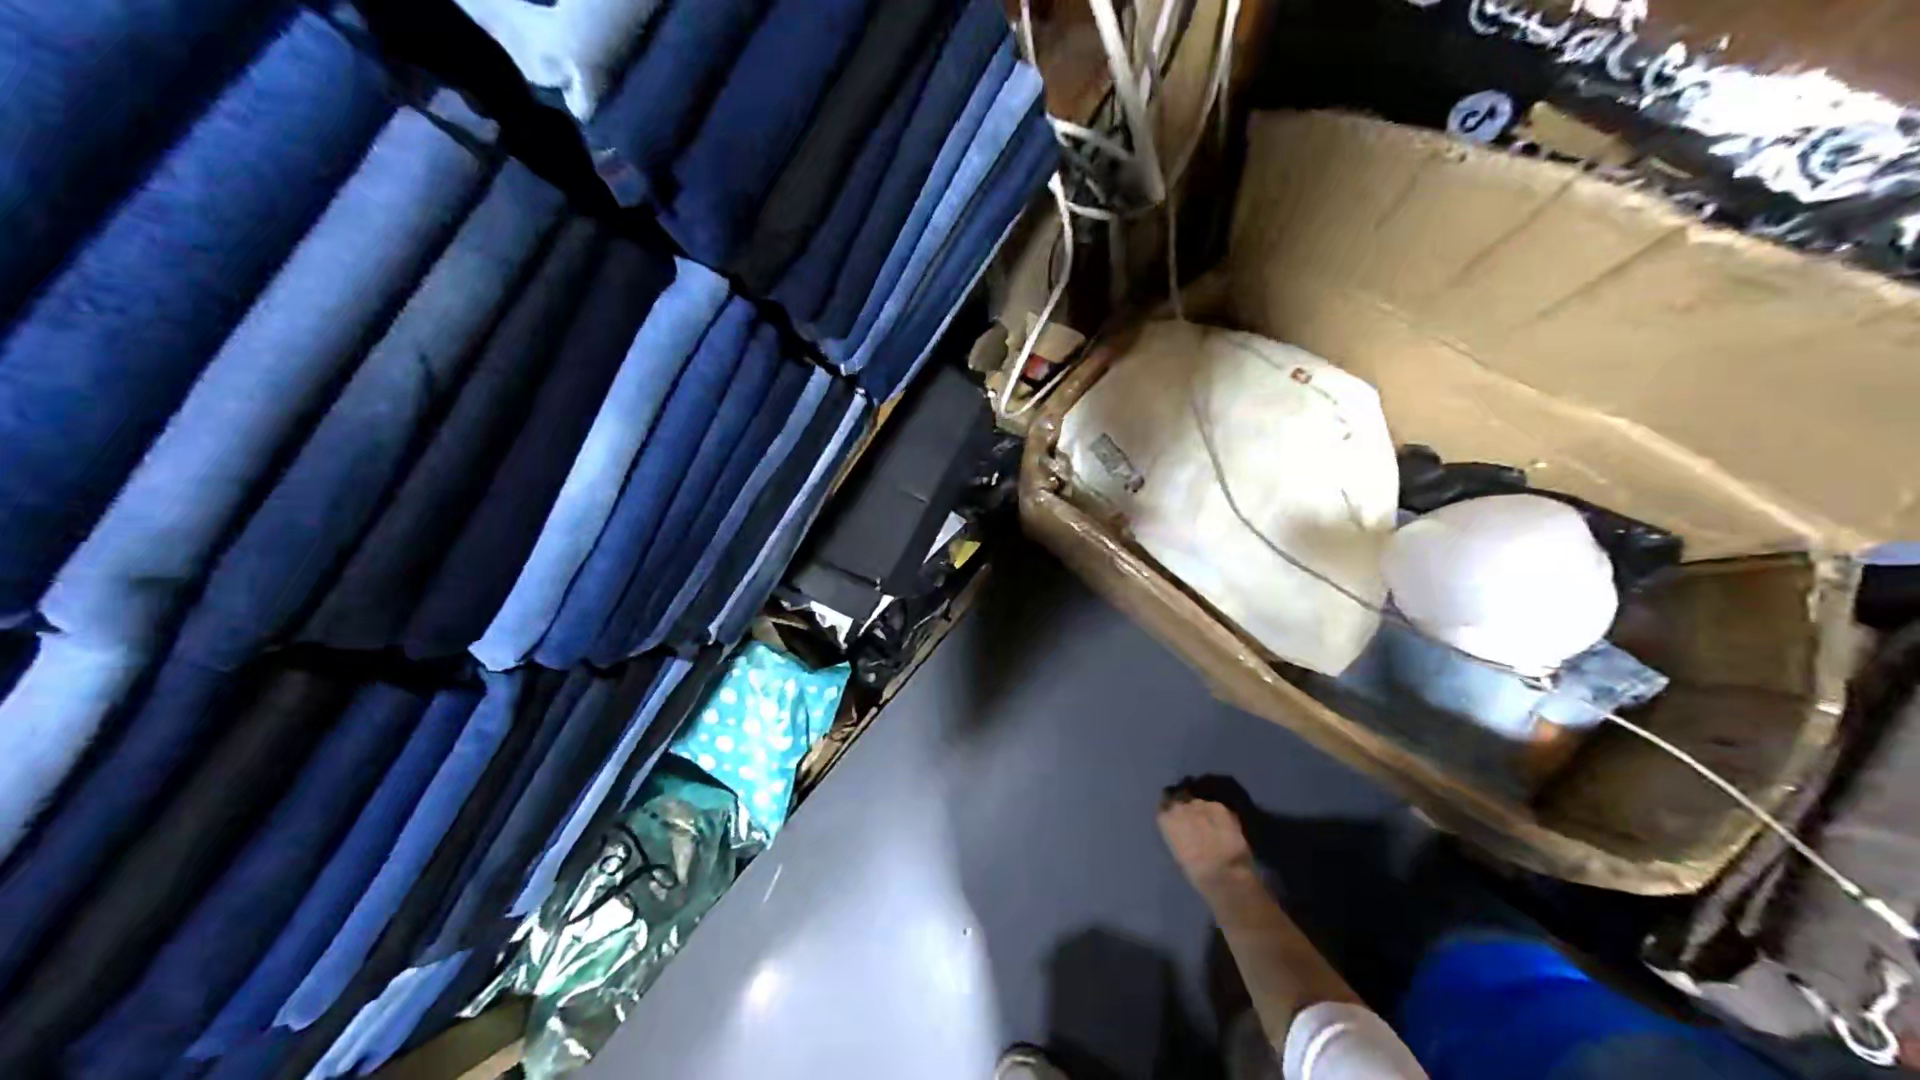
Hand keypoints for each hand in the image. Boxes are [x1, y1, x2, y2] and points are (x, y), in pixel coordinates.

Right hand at [1157, 791, 1254, 895]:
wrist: (1223, 872)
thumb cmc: (1194, 871)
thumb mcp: (1176, 852)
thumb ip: (1176, 833)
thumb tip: (1182, 830)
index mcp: (1165, 819)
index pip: (1165, 807)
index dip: (1173, 813)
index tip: (1179, 821)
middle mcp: (1180, 806)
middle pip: (1183, 802)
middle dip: (1189, 811)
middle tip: (1197, 825)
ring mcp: (1201, 804)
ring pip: (1201, 805)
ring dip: (1204, 813)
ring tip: (1212, 828)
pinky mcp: (1220, 807)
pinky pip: (1217, 809)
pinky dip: (1220, 817)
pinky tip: (1225, 829)